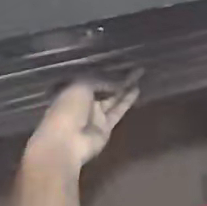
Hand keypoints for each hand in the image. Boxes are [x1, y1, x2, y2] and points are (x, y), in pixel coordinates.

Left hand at [24, 76, 139, 177]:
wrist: (66, 141)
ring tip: (140, 76)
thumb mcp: (81, 86)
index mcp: (71, 90)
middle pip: (103, 89)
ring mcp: (95, 116)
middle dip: (117, 79)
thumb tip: (116, 84)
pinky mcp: (106, 127)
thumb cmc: (67, 109)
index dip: (104, 72)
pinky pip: (118, 111)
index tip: (119, 64)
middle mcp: (83, 102)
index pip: (91, 79)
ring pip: (113, 99)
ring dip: (125, 89)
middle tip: (135, 69)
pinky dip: (127, 101)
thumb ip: (100, 81)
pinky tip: (137, 90)